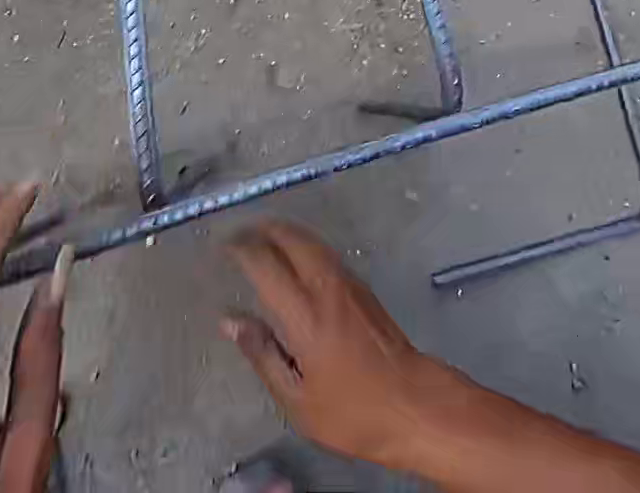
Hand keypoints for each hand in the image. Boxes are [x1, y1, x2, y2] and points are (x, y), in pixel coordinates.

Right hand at [221, 220, 461, 469]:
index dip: (241, 249)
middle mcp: (324, 286)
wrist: (414, 403)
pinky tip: (296, 252)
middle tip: (241, 233)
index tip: (225, 247)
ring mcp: (346, 281)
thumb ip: (261, 354)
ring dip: (284, 230)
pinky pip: (324, 250)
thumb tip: (229, 320)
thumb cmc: (352, 410)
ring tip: (263, 234)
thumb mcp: (297, 399)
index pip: (264, 263)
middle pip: (290, 238)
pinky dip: (303, 241)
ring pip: (310, 239)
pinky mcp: (361, 285)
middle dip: (263, 229)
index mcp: (303, 314)